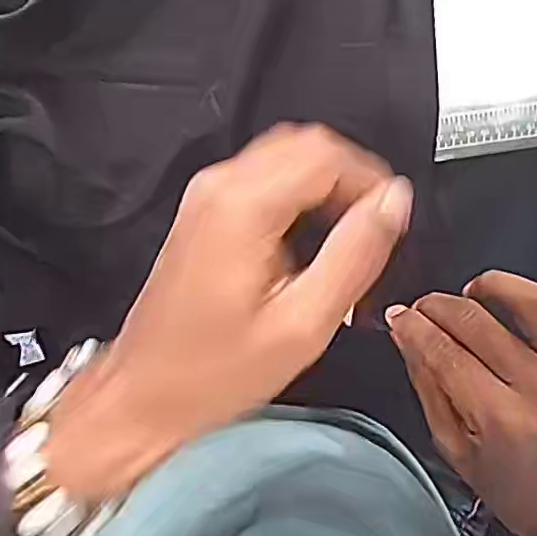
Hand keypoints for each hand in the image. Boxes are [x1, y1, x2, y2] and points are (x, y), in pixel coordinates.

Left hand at [47, 124, 411, 501]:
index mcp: (242, 207)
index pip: (326, 153)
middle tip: (373, 225)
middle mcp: (219, 187)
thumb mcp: (303, 323)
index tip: (389, 217)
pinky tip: (310, 235)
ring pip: (287, 153)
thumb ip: (356, 253)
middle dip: (352, 177)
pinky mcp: (204, 208)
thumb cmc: (211, 372)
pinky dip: (299, 191)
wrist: (144, 392)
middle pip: (306, 143)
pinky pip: (264, 175)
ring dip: (327, 182)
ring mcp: (206, 194)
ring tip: (346, 233)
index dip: (370, 179)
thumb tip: (392, 204)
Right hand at [387, 271, 536, 535]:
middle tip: (423, 310)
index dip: (410, 325)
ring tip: (474, 294)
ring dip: (493, 286)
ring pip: (532, 300)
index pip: (442, 349)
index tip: (398, 316)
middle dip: (435, 305)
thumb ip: (428, 387)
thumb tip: (406, 334)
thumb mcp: (456, 451)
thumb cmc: (521, 491)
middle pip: (475, 319)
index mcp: (501, 419)